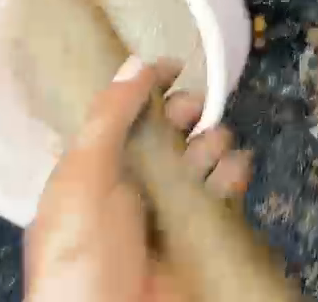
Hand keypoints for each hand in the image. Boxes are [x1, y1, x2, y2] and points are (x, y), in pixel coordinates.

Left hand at [23, 58, 252, 301]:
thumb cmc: (83, 257)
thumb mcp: (81, 182)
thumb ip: (109, 118)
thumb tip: (137, 59)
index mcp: (95, 170)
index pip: (126, 113)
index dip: (149, 86)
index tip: (173, 66)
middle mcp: (135, 182)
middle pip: (172, 127)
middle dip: (188, 112)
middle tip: (191, 116)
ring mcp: (173, 206)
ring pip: (205, 150)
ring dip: (213, 141)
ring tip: (208, 156)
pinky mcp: (206, 226)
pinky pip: (230, 184)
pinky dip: (236, 172)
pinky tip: (229, 176)